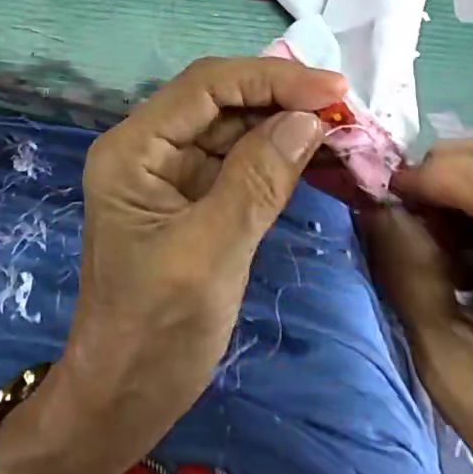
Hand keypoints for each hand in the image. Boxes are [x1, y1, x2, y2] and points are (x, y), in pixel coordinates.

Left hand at [0, 57, 347, 473]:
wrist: (125, 394)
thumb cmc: (156, 330)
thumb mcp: (210, 253)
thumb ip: (257, 180)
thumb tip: (308, 119)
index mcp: (132, 149)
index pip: (204, 87)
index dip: (269, 79)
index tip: (334, 88)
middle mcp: (146, 147)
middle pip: (218, 100)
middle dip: (280, 98)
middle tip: (348, 109)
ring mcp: (168, 172)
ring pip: (231, 127)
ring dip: (284, 124)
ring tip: (345, 129)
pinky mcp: (190, 197)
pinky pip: (236, 161)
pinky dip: (276, 156)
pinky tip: (317, 155)